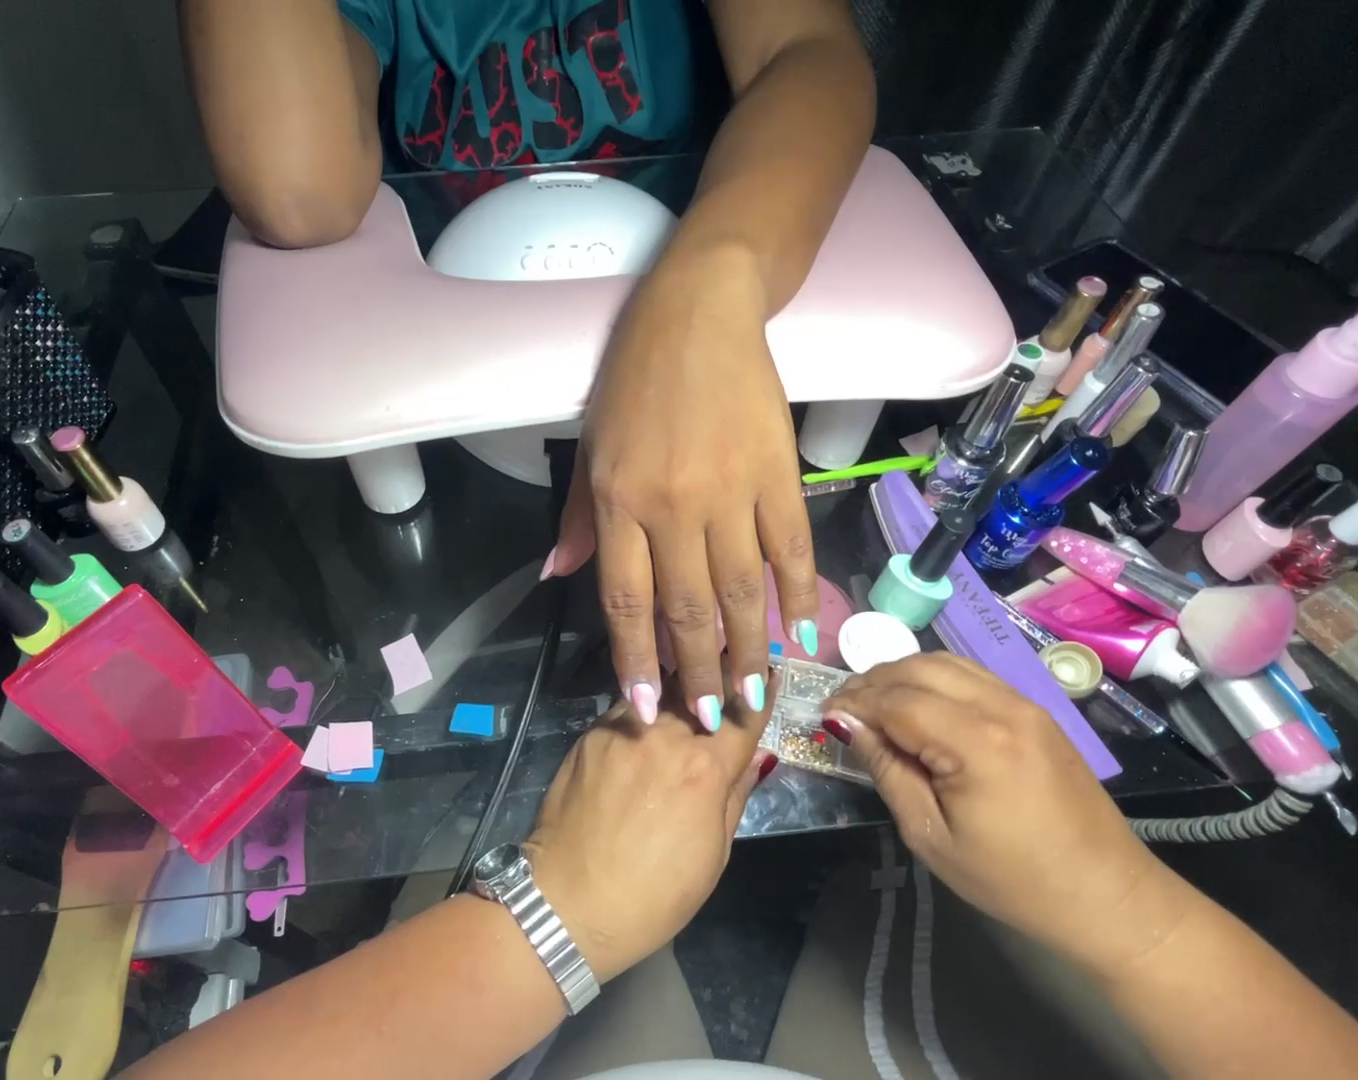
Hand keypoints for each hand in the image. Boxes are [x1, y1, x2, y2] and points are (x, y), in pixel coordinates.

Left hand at [524, 686, 777, 980]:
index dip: (760, 693)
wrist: (568, 902)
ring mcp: (623, 730)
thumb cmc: (653, 895)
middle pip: (701, 692)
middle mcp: (665, 736)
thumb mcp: (713, 855)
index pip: (743, 716)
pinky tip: (647, 716)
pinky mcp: (590, 734)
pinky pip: (627, 708)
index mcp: (705, 769)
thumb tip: (756, 756)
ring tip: (689, 682)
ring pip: (661, 692)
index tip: (771, 672)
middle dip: (719, 679)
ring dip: (679, 687)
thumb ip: (735, 796)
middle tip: (729, 670)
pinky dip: (644, 707)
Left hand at [544, 251, 818, 734]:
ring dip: (746, 649)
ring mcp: (733, 492)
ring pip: (740, 589)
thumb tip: (556, 574)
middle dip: (697, 670)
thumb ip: (580, 517)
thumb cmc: (634, 380)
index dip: (636, 660)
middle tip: (708, 718)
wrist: (701, 314)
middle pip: (686, 608)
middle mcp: (674, 507)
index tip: (648, 708)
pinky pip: (790, 548)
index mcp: (620, 501)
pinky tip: (800, 633)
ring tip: (751, 695)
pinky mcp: (780, 474)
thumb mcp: (591, 445)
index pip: (625, 600)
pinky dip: (798, 594)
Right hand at [821, 655, 1190, 972]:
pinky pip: (971, 674)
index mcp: (978, 744)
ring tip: (872, 703)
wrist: (1107, 895)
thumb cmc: (1013, 879)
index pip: (897, 700)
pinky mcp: (1035, 710)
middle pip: (917, 668)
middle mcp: (1002, 708)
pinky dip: (932, 677)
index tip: (823, 716)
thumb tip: (847, 725)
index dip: (854, 703)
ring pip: (944, 662)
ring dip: (900, 674)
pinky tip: (915, 703)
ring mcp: (1024, 703)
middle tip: (843, 709)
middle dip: (871, 681)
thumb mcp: (930, 836)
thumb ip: (887, 770)